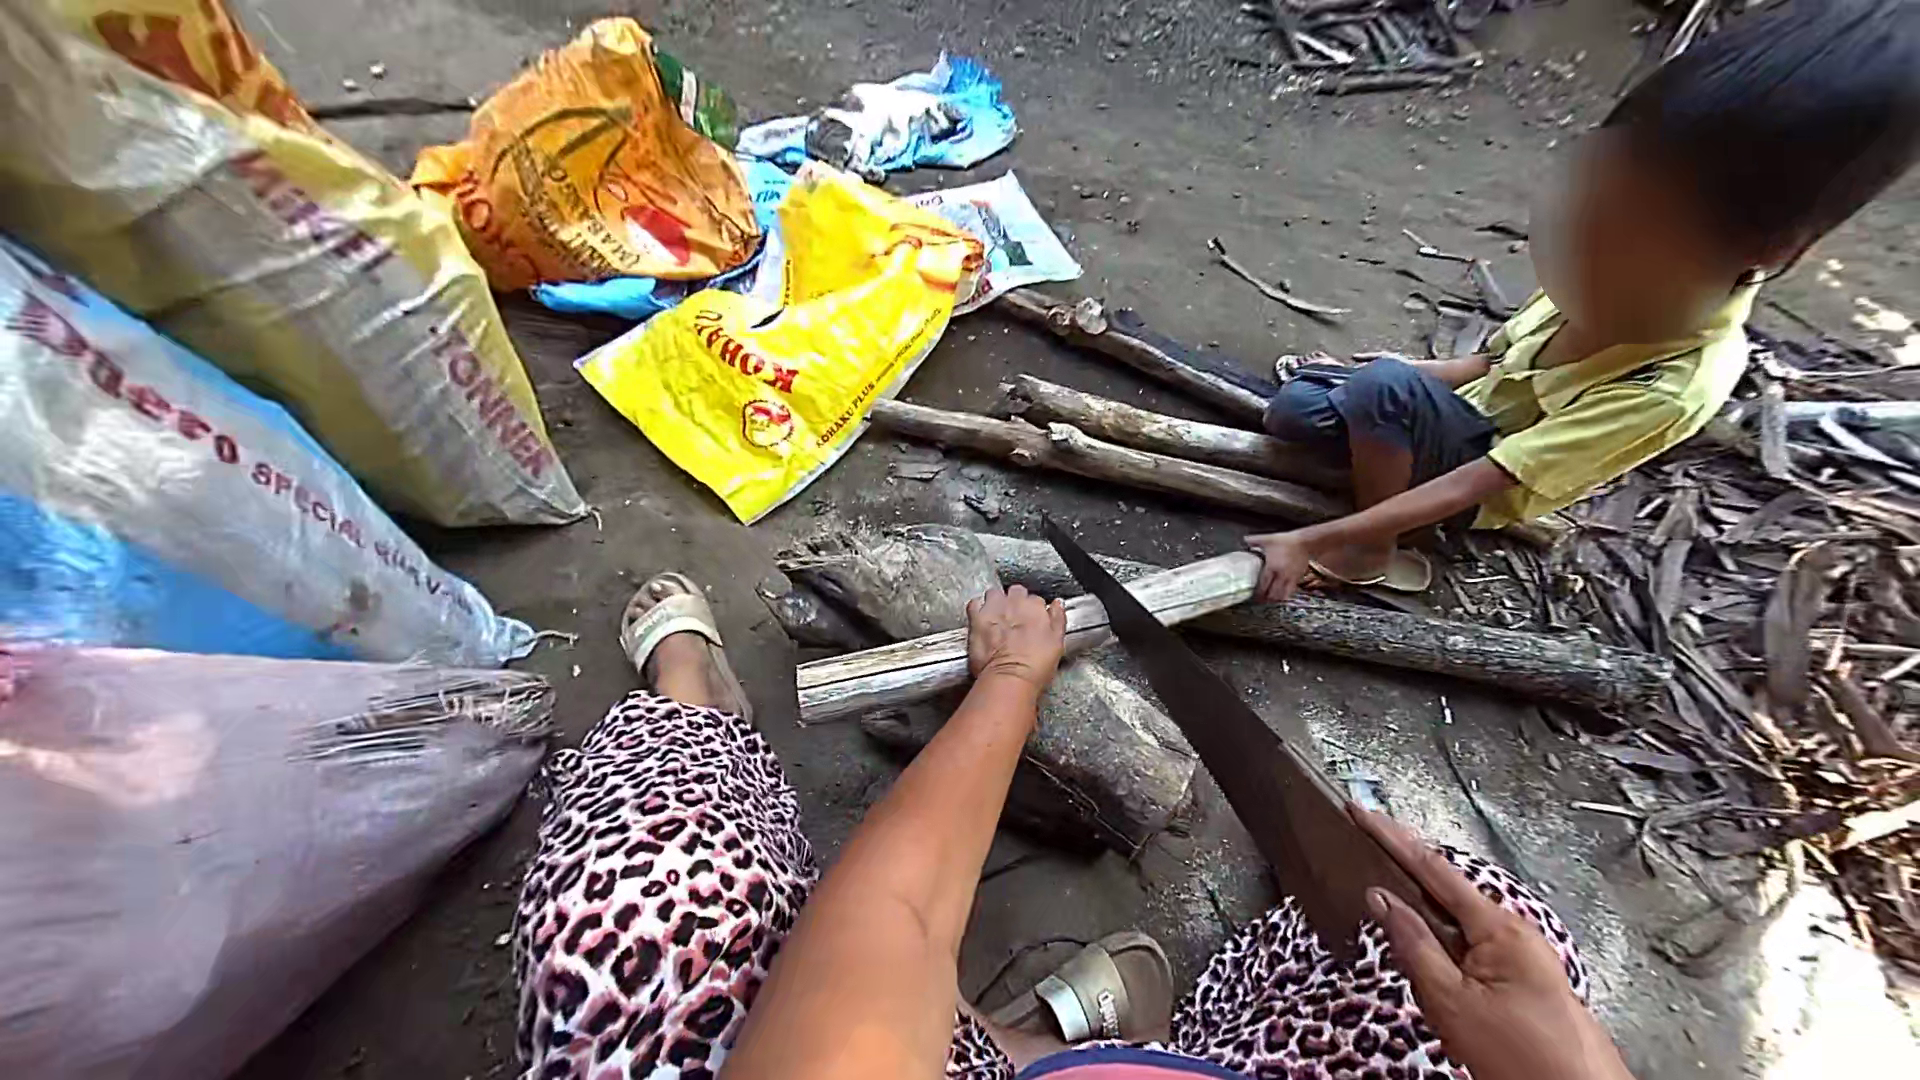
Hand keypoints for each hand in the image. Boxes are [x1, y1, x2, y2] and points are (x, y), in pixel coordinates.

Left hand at [965, 585, 1066, 692]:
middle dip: (1014, 602)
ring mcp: (994, 608)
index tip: (1030, 622)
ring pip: (994, 594)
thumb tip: (1057, 605)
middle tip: (1014, 620)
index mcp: (1035, 606)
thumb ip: (1057, 619)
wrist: (1010, 677)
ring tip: (996, 618)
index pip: (1035, 600)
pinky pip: (974, 604)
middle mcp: (1015, 602)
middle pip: (1015, 592)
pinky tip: (980, 619)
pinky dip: (976, 609)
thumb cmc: (1034, 665)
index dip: (1032, 611)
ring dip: (995, 602)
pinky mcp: (977, 617)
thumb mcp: (1057, 642)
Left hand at [1245, 531, 1313, 602]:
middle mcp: (1281, 575)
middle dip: (1266, 598)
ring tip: (1269, 600)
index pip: (1264, 584)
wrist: (1304, 542)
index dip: (1259, 592)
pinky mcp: (1298, 578)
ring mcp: (1291, 577)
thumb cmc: (1285, 541)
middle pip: (1272, 592)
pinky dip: (1285, 595)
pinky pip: (1291, 590)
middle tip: (1260, 601)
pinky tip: (1281, 596)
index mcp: (1272, 567)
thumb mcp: (1267, 539)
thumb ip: (1254, 540)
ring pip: (1282, 593)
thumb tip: (1243, 539)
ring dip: (1275, 598)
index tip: (1253, 597)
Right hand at [1353, 806, 1634, 1079]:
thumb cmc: (1527, 1064)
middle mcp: (1516, 934)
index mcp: (1500, 929)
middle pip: (1444, 886)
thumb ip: (1412, 941)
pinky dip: (1440, 933)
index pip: (1430, 867)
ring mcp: (1523, 958)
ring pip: (1455, 918)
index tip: (1360, 812)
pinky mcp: (1524, 981)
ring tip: (1390, 888)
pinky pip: (1469, 942)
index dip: (1389, 836)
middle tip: (1368, 834)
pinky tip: (1426, 942)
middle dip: (1404, 862)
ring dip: (1422, 906)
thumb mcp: (1450, 1000)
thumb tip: (1379, 897)